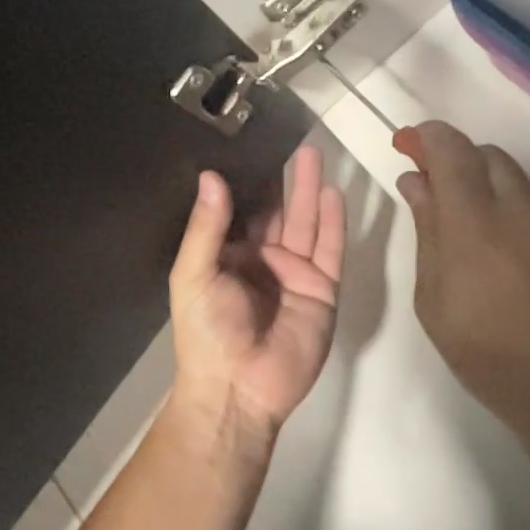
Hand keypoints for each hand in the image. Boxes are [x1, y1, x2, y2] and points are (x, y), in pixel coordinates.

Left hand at [169, 146, 343, 440]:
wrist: (239, 388)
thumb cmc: (207, 332)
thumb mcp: (195, 276)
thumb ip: (207, 227)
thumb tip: (210, 176)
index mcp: (229, 258)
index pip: (242, 211)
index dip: (249, 181)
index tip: (253, 144)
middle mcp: (264, 260)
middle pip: (279, 211)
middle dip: (286, 178)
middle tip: (294, 141)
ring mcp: (296, 274)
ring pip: (306, 223)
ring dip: (310, 190)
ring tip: (315, 154)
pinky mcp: (322, 288)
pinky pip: (330, 249)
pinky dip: (333, 222)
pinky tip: (334, 193)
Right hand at [396, 122, 529, 423]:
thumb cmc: (487, 355)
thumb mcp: (436, 301)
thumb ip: (427, 230)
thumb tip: (415, 180)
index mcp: (475, 225)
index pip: (451, 150)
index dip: (431, 138)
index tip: (417, 146)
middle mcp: (526, 206)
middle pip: (491, 157)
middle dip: (468, 170)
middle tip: (460, 207)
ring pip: (529, 184)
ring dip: (509, 199)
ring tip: (510, 250)